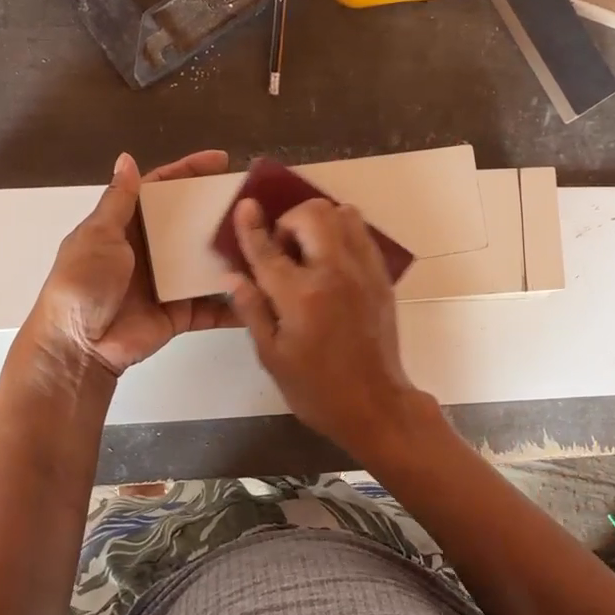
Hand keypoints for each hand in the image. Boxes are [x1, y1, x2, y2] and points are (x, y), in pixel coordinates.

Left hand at [25, 150, 238, 375]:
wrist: (80, 345)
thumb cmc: (83, 283)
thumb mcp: (98, 236)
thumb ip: (119, 201)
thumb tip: (126, 159)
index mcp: (127, 227)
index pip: (162, 190)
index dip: (188, 172)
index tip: (220, 161)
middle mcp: (151, 251)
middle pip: (191, 225)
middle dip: (219, 212)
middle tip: (255, 202)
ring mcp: (168, 284)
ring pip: (207, 264)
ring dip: (232, 255)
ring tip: (266, 241)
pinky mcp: (181, 314)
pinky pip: (212, 307)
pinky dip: (233, 305)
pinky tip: (260, 293)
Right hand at [224, 197, 433, 455]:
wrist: (375, 405)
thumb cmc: (316, 390)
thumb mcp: (272, 357)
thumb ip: (252, 310)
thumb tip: (233, 276)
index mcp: (301, 297)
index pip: (269, 249)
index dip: (251, 226)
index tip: (245, 208)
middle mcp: (335, 274)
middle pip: (313, 214)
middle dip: (289, 221)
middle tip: (282, 251)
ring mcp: (364, 272)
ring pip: (344, 215)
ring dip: (319, 223)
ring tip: (308, 252)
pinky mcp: (382, 278)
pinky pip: (362, 234)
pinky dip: (342, 234)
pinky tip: (330, 262)